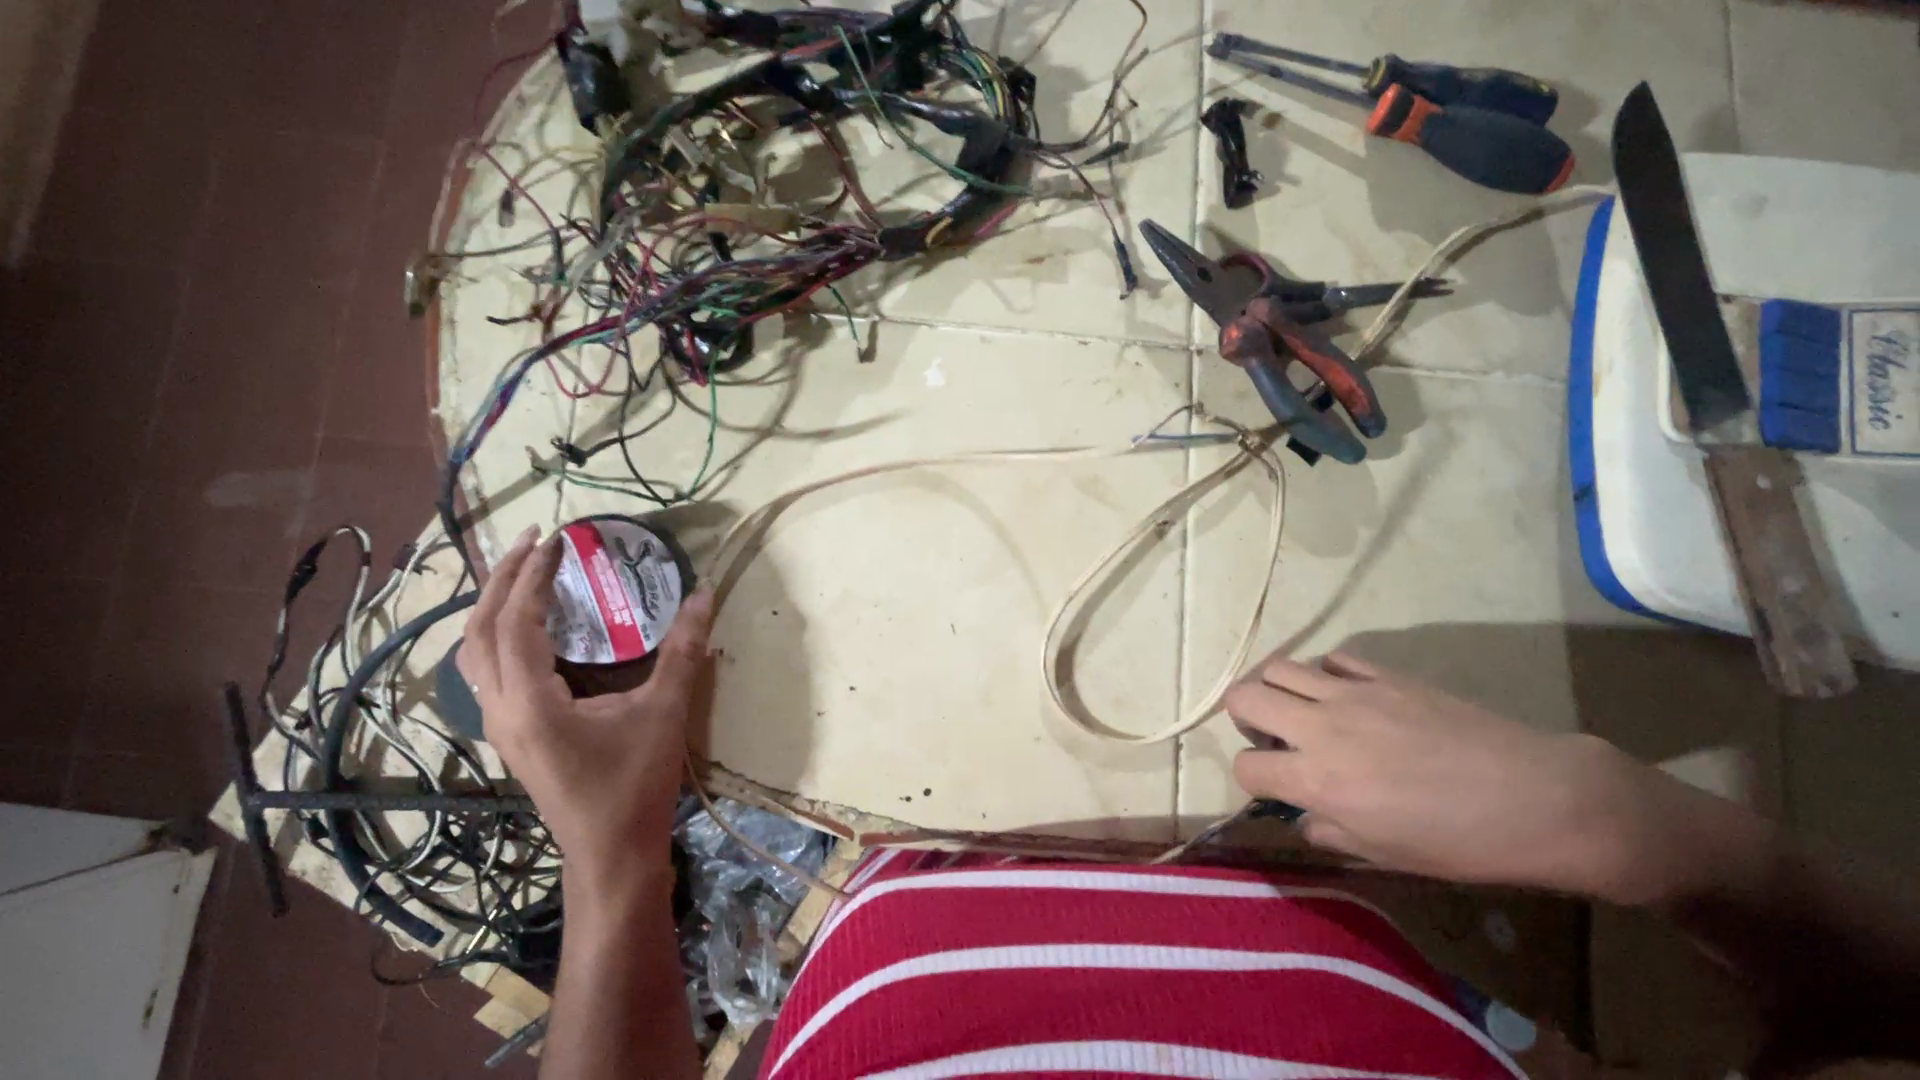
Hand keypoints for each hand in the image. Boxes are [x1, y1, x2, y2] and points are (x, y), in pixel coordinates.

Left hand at [457, 526, 714, 899]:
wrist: (611, 855)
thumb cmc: (634, 785)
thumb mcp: (664, 713)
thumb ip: (682, 651)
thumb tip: (703, 594)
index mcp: (530, 701)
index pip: (516, 620)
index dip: (533, 574)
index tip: (557, 538)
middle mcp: (500, 708)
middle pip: (480, 630)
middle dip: (502, 580)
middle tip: (533, 542)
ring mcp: (500, 725)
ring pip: (476, 653)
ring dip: (495, 607)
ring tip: (525, 575)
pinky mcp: (512, 735)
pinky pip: (490, 672)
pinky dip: (502, 636)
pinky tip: (534, 630)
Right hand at [1225, 650, 1726, 902]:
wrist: (1537, 798)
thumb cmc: (1460, 842)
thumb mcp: (1386, 856)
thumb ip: (1330, 833)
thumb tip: (1306, 817)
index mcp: (1318, 781)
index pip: (1246, 767)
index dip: (1252, 779)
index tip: (1275, 789)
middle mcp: (1322, 728)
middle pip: (1244, 697)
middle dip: (1244, 718)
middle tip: (1272, 738)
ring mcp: (1352, 694)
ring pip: (1279, 666)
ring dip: (1275, 688)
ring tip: (1297, 710)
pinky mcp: (1385, 675)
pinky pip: (1333, 659)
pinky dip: (1324, 674)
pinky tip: (1344, 695)